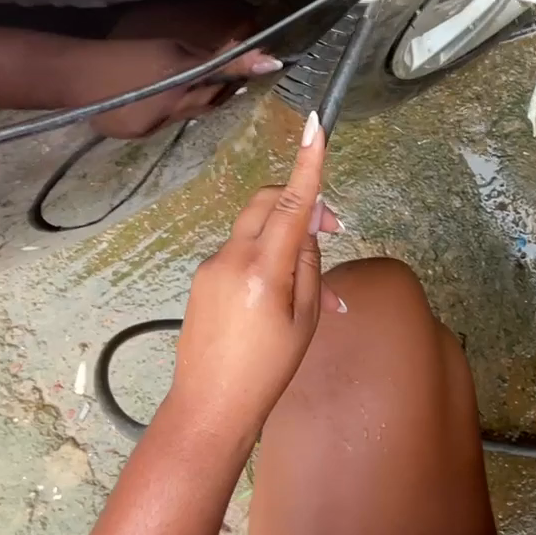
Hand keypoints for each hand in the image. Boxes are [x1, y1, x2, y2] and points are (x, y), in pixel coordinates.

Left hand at [65, 37, 281, 138]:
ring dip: (200, 86)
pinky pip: (183, 67)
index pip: (229, 67)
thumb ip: (189, 107)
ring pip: (199, 71)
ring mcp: (170, 49)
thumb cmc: (109, 101)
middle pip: (217, 72)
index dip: (251, 64)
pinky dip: (184, 81)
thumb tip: (218, 96)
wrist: (68, 73)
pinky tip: (165, 98)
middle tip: (215, 104)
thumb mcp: (150, 119)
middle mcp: (184, 54)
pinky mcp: (158, 50)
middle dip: (221, 87)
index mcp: (185, 70)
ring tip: (181, 107)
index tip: (275, 60)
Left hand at [165, 112, 343, 435]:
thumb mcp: (305, 318)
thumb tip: (307, 226)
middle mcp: (232, 257)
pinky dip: (267, 256)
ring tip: (311, 282)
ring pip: (256, 226)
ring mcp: (212, 265)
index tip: (315, 127)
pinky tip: (283, 293)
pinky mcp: (203, 276)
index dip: (307, 163)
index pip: (290, 203)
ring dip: (285, 233)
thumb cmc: (267, 370)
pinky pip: (242, 250)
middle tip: (332, 229)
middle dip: (298, 198)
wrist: (208, 408)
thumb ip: (308, 263)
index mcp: (262, 270)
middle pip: (267, 200)